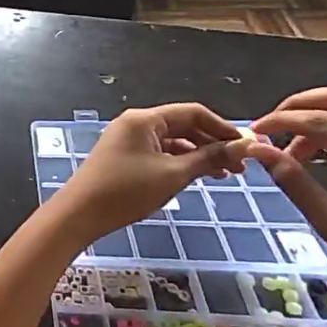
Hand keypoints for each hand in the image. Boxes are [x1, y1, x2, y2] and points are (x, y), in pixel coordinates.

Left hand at [48, 104, 245, 243]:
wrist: (80, 214)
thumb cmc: (126, 191)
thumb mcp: (172, 175)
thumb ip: (208, 158)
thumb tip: (240, 146)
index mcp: (144, 119)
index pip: (192, 112)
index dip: (222, 127)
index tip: (245, 146)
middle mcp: (136, 124)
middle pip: (183, 126)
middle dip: (212, 143)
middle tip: (239, 165)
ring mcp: (128, 140)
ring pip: (172, 142)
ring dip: (198, 155)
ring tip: (223, 174)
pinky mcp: (124, 158)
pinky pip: (159, 153)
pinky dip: (179, 163)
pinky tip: (197, 177)